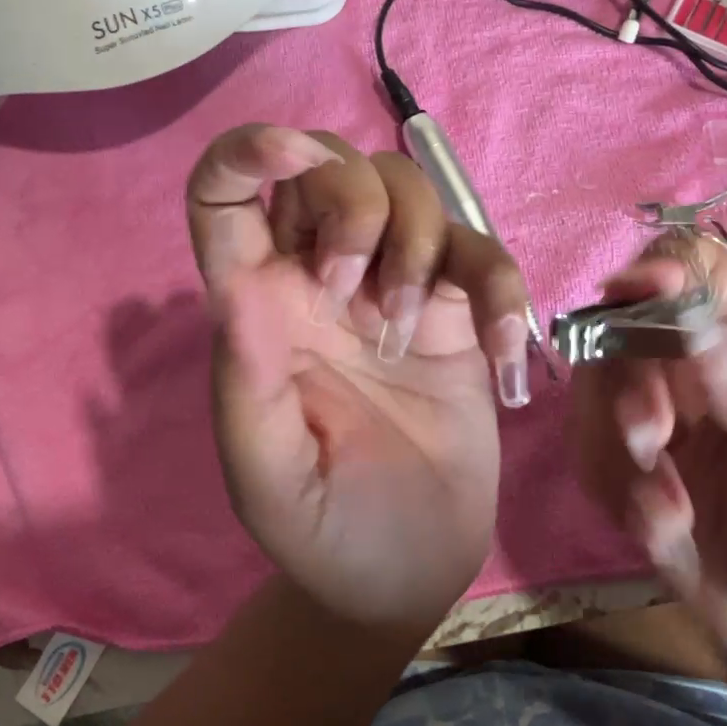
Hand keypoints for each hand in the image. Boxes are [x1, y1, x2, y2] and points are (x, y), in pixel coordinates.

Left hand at [185, 124, 532, 629]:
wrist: (404, 574)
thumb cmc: (322, 527)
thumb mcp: (268, 473)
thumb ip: (247, 380)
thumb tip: (236, 285)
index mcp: (256, 305)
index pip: (224, 196)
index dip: (246, 151)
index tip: (292, 152)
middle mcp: (318, 279)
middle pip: (329, 166)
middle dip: (355, 205)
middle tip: (364, 304)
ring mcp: (393, 287)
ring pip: (407, 189)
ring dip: (419, 247)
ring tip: (412, 342)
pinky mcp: (459, 310)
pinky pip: (482, 254)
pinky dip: (501, 292)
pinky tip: (502, 367)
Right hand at [570, 236, 726, 679]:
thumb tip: (701, 331)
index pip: (697, 266)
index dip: (656, 269)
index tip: (628, 301)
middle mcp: (699, 365)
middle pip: (622, 326)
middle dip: (626, 386)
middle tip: (651, 442)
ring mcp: (658, 412)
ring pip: (592, 390)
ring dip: (618, 453)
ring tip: (671, 513)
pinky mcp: (625, 460)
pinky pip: (585, 448)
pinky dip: (615, 491)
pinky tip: (665, 531)